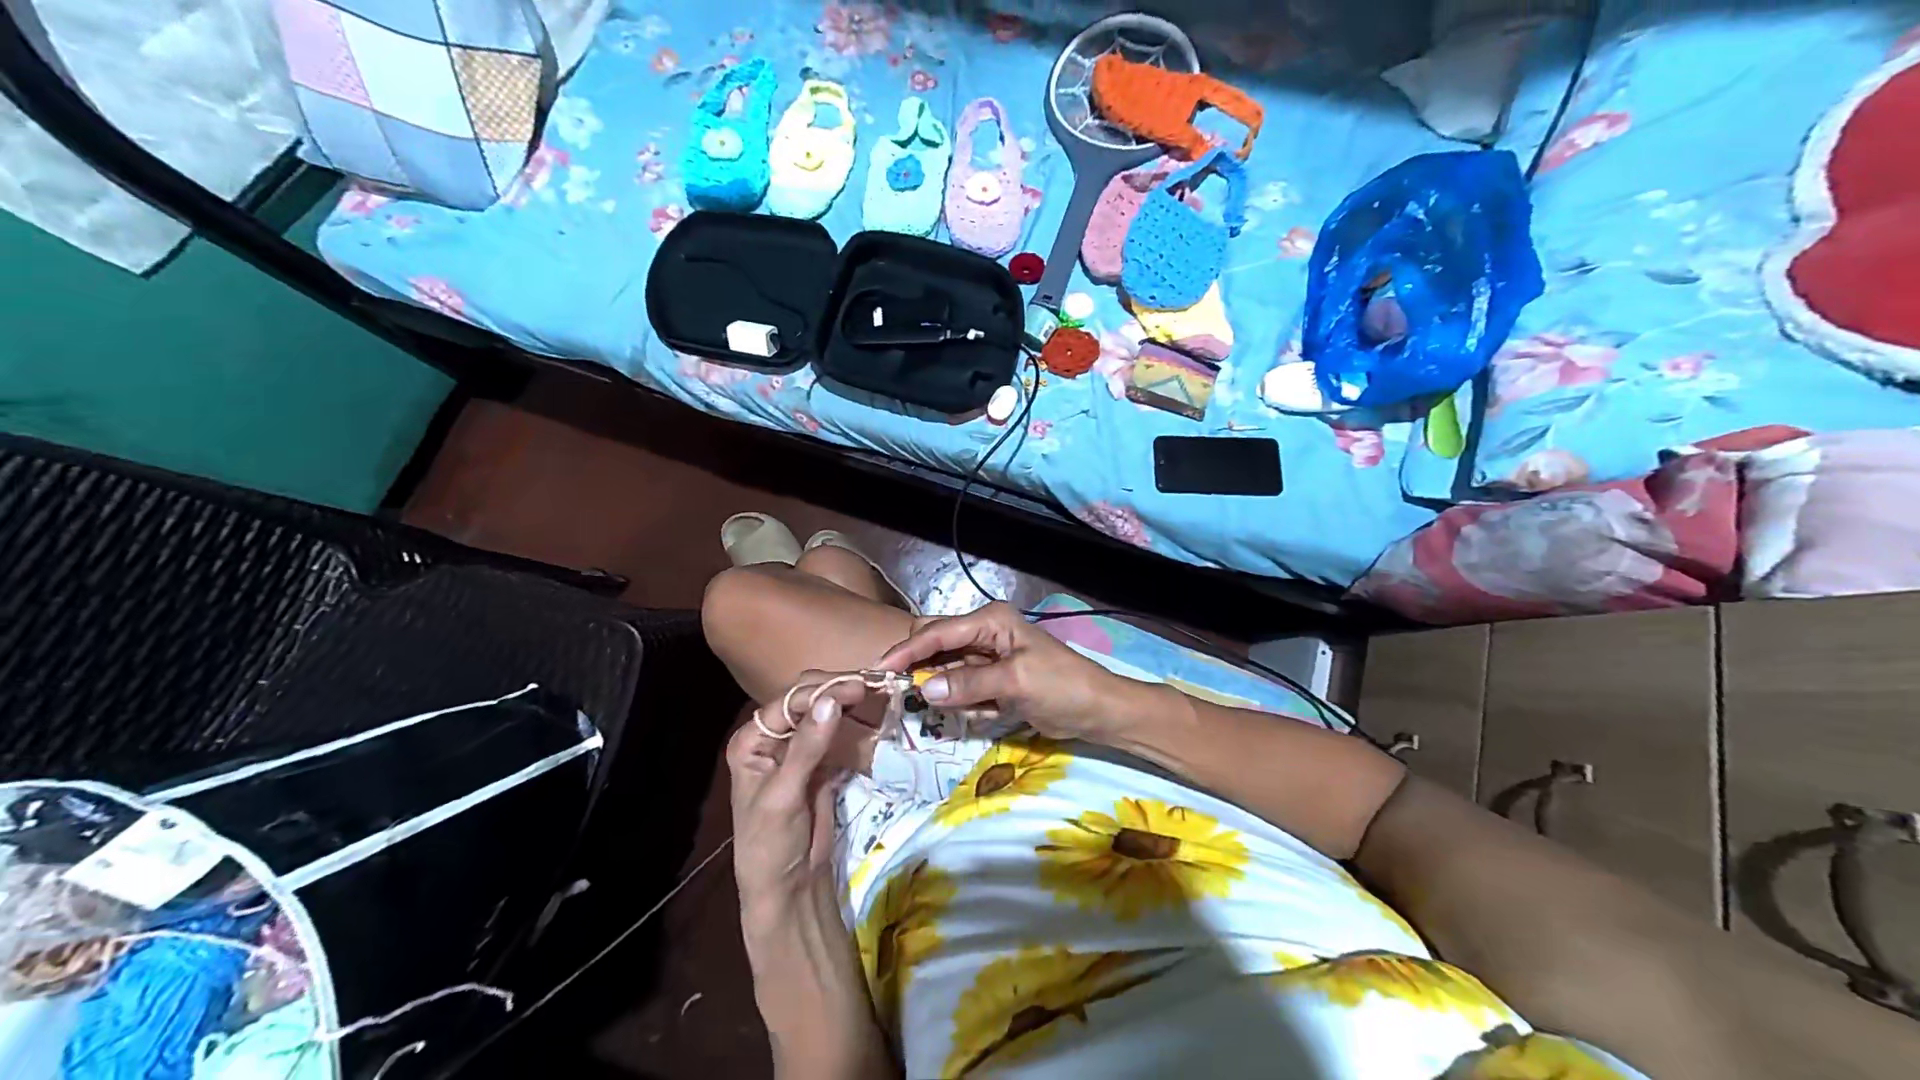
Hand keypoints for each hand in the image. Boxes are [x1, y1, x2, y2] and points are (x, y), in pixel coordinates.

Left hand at [726, 673, 867, 920]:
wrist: (789, 889)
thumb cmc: (769, 843)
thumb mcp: (784, 795)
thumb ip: (807, 747)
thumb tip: (832, 700)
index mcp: (752, 740)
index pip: (788, 703)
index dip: (822, 691)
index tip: (858, 686)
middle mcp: (773, 738)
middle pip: (808, 703)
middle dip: (838, 693)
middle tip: (873, 686)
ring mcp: (800, 750)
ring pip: (827, 717)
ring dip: (851, 707)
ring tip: (878, 696)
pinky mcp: (822, 764)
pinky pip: (840, 737)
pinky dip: (857, 728)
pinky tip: (874, 719)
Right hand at [876, 602, 1129, 742]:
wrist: (1097, 710)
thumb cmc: (1061, 686)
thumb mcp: (1014, 682)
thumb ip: (968, 683)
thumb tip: (925, 690)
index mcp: (990, 621)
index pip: (938, 633)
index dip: (907, 651)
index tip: (879, 670)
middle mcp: (984, 633)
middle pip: (936, 646)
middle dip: (918, 669)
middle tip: (896, 691)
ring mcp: (987, 656)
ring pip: (946, 669)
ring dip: (942, 689)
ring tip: (943, 706)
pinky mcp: (991, 679)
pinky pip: (961, 687)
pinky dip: (961, 702)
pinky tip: (982, 713)